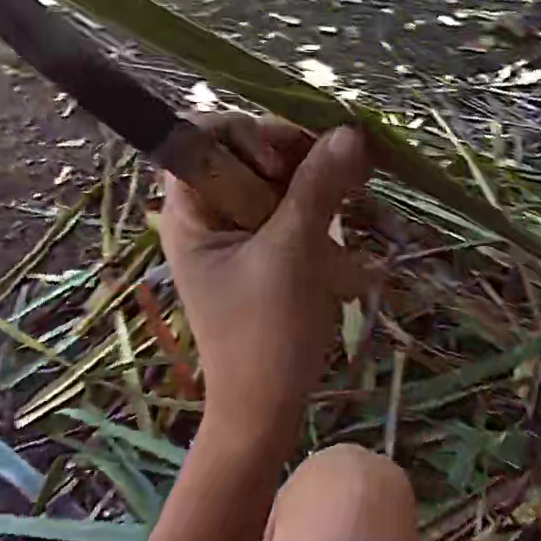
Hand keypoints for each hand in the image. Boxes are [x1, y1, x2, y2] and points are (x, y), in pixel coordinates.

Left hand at [157, 114, 370, 442]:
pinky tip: (340, 245)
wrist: (266, 408)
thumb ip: (317, 189)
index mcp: (190, 210)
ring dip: (315, 192)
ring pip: (274, 185)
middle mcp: (207, 215)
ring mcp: (235, 237)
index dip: (250, 134)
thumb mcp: (294, 254)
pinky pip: (288, 218)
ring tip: (349, 208)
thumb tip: (350, 132)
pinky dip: (316, 222)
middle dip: (295, 161)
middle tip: (341, 180)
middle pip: (247, 155)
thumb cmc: (267, 333)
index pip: (205, 136)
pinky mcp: (261, 257)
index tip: (289, 162)